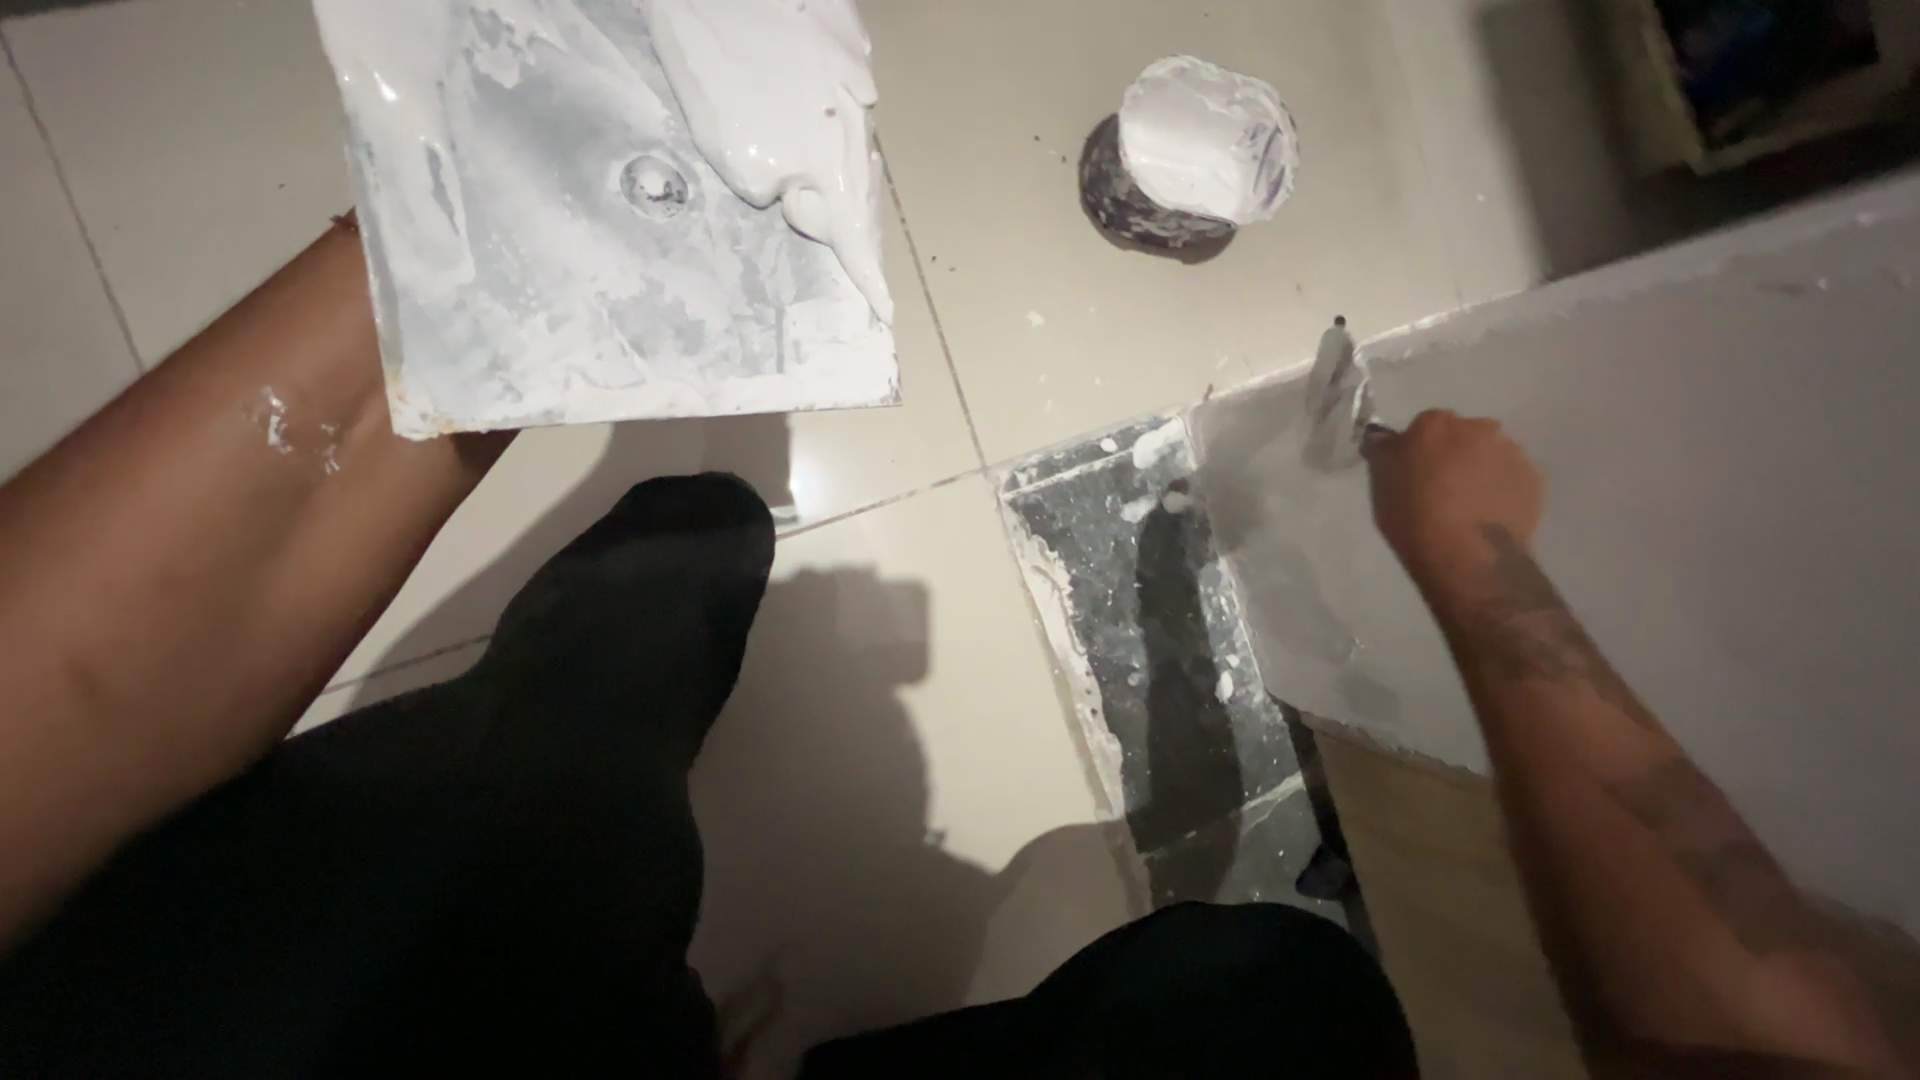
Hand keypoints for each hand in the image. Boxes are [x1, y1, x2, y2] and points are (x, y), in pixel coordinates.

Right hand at [1364, 410, 1542, 580]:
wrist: (1467, 554)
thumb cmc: (1413, 514)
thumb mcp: (1381, 483)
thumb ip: (1385, 453)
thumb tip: (1384, 438)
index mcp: (1434, 424)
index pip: (1423, 427)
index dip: (1416, 450)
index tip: (1411, 472)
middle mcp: (1478, 427)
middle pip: (1460, 436)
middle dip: (1451, 455)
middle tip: (1437, 488)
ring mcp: (1511, 452)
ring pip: (1488, 455)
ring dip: (1477, 471)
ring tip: (1465, 506)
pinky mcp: (1534, 479)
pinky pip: (1509, 478)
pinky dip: (1499, 489)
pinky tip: (1486, 514)